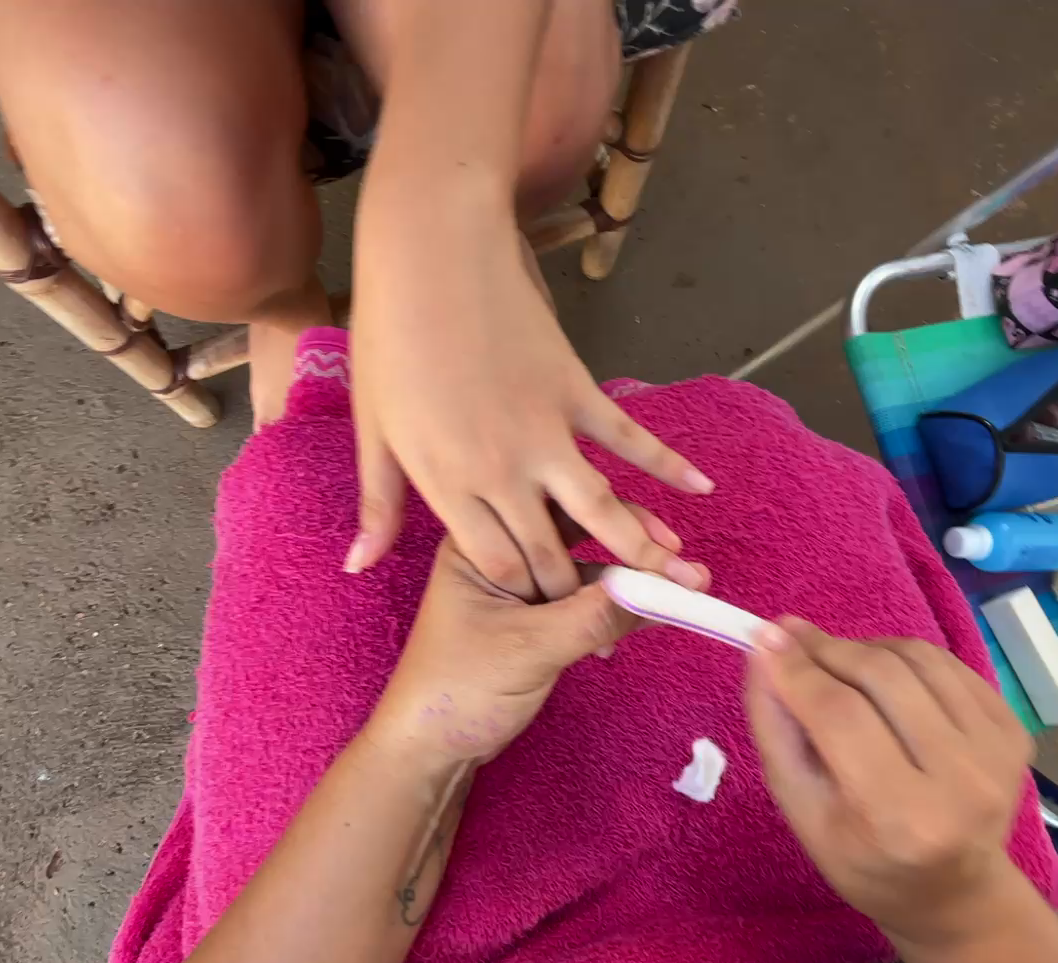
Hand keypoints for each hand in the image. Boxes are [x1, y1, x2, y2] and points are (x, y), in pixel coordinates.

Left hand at [348, 215, 711, 601]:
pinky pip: (631, 437)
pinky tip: (700, 488)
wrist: (432, 252)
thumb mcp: (372, 430)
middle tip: (613, 615)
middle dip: (581, 593)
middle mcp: (503, 472)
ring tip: (681, 580)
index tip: (546, 616)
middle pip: (553, 554)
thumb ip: (378, 505)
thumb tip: (357, 567)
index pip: (500, 567)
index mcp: (448, 484)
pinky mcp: (578, 391)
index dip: (526, 598)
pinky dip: (667, 464)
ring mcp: (547, 432)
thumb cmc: (391, 341)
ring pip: (603, 509)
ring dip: (642, 551)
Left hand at [371, 502, 706, 765]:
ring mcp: (517, 585)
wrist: (427, 748)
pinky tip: (642, 622)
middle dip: (633, 548)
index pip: (559, 512)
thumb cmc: (460, 688)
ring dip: (628, 582)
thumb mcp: (529, 648)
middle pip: (579, 534)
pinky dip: (612, 610)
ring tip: (679, 593)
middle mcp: (501, 552)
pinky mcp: (531, 616)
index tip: (670, 547)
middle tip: (684, 567)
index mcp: (482, 541)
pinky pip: (581, 600)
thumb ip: (595, 617)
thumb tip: (669, 591)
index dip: (620, 522)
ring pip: (585, 569)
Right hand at [746, 620, 1034, 949]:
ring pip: (914, 658)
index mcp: (900, 817)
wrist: (954, 893)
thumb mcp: (798, 807)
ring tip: (835, 664)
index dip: (797, 669)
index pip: (840, 716)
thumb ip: (774, 728)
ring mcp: (996, 752)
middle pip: (880, 676)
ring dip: (862, 647)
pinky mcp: (1013, 730)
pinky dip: (900, 655)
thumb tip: (766, 650)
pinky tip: (880, 677)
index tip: (764, 637)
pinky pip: (945, 663)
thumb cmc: (861, 858)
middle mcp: (961, 781)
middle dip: (825, 649)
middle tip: (791, 640)